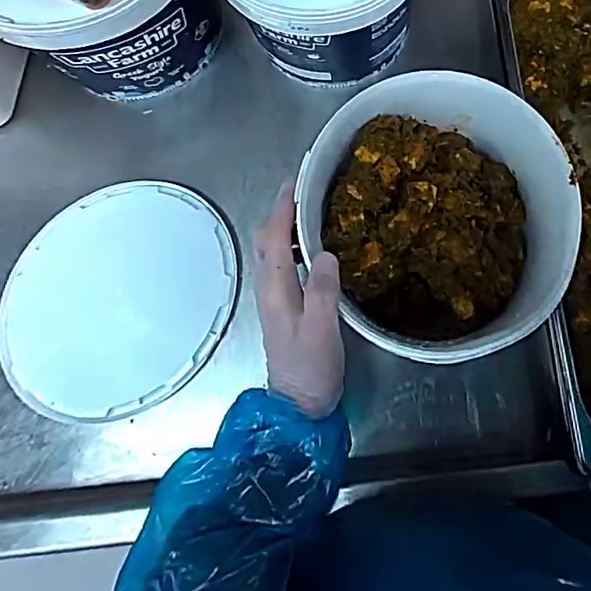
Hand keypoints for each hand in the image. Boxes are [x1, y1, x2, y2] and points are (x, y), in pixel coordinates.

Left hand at [253, 183, 344, 417]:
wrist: (298, 406)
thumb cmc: (310, 370)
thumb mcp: (321, 332)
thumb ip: (322, 293)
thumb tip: (324, 254)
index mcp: (276, 290)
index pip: (272, 239)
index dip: (282, 210)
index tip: (294, 184)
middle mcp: (269, 290)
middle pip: (266, 241)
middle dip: (279, 211)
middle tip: (300, 190)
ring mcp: (274, 299)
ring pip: (271, 251)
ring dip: (282, 226)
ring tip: (305, 210)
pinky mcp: (283, 307)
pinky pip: (280, 264)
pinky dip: (288, 245)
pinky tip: (308, 247)